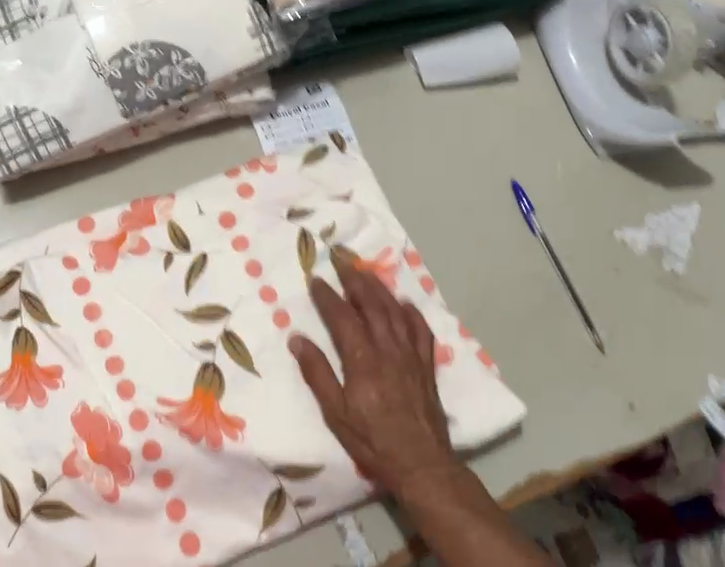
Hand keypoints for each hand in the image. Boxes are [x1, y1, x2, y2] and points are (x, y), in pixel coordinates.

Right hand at [289, 266, 458, 501]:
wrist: (421, 464)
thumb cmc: (372, 440)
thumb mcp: (335, 413)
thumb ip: (317, 373)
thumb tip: (297, 338)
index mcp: (362, 360)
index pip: (342, 317)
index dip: (327, 296)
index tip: (315, 278)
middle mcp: (388, 350)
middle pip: (371, 305)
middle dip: (355, 280)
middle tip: (342, 260)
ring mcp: (411, 356)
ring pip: (396, 312)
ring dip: (380, 288)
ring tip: (366, 272)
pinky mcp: (427, 366)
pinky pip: (421, 331)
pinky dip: (412, 312)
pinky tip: (404, 303)